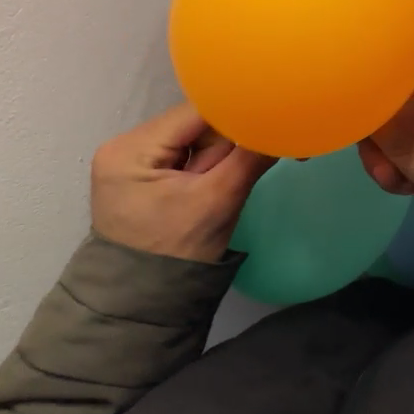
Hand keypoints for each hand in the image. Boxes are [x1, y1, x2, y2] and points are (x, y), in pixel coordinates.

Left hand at [90, 104, 275, 261]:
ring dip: (223, 154)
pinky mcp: (145, 173)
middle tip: (247, 167)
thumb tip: (287, 123)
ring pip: (199, 136)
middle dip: (230, 141)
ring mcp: (134, 159)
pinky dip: (212, 163)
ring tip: (224, 185)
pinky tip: (219, 181)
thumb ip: (252, 154)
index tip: (273, 122)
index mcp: (132, 148)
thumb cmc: (177, 250)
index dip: (239, 113)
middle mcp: (126, 145)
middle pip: (199, 122)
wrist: (143, 303)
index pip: (199, 110)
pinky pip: (191, 152)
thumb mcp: (219, 199)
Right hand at [358, 51, 413, 211]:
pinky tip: (406, 182)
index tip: (346, 101)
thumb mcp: (395, 121)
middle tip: (375, 150)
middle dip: (370, 137)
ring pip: (378, 134)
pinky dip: (394, 171)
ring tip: (393, 172)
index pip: (382, 59)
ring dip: (381, 160)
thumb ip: (364, 104)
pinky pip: (391, 154)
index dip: (360, 80)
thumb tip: (342, 90)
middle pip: (373, 102)